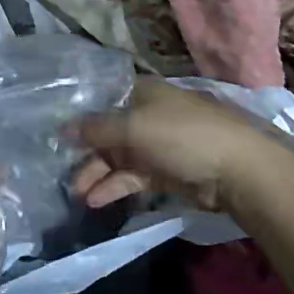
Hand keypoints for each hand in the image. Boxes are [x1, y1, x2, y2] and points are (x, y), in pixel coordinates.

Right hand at [72, 77, 291, 210]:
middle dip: (87, 153)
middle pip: (108, 132)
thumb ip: (97, 129)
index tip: (56, 133)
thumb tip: (62, 128)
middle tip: (63, 175)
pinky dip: (115, 187)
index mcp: (143, 92)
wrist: (237, 170)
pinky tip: (97, 201)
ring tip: (76, 195)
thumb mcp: (134, 127)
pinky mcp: (166, 172)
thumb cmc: (183, 135)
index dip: (81, 115)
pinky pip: (133, 177)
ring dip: (98, 174)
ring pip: (119, 157)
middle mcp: (148, 114)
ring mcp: (158, 144)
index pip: (104, 99)